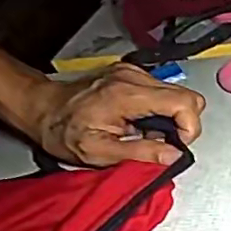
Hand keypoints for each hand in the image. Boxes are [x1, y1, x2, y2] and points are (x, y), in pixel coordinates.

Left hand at [13, 64, 204, 166]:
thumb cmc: (63, 130)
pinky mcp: (132, 75)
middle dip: (183, 125)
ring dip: (171, 120)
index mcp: (127, 95)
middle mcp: (133, 77)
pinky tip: (140, 122)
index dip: (189, 128)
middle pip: (188, 98)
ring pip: (179, 96)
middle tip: (159, 141)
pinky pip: (165, 94)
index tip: (174, 144)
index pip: (185, 103)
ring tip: (145, 133)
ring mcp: (133, 73)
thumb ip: (141, 154)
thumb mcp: (100, 153)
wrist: (41, 108)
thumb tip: (175, 156)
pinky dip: (160, 112)